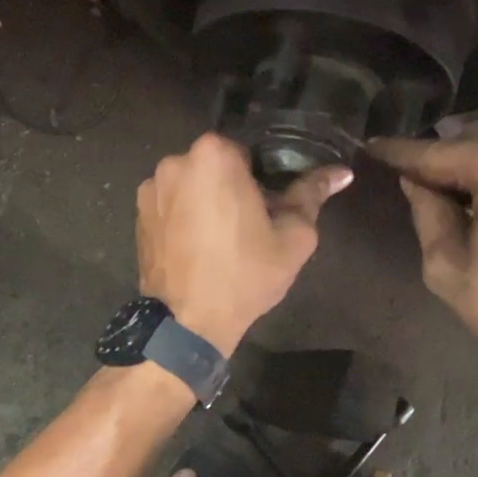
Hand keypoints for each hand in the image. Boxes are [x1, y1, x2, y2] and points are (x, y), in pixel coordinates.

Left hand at [135, 134, 351, 354]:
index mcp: (214, 154)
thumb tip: (341, 173)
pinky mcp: (137, 216)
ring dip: (206, 203)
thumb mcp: (293, 237)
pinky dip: (184, 218)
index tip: (270, 208)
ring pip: (192, 186)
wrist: (187, 323)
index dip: (264, 180)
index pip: (250, 153)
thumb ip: (312, 195)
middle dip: (232, 189)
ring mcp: (150, 189)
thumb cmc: (244, 276)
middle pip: (216, 167)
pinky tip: (197, 248)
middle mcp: (175, 161)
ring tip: (221, 241)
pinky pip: (171, 206)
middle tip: (249, 227)